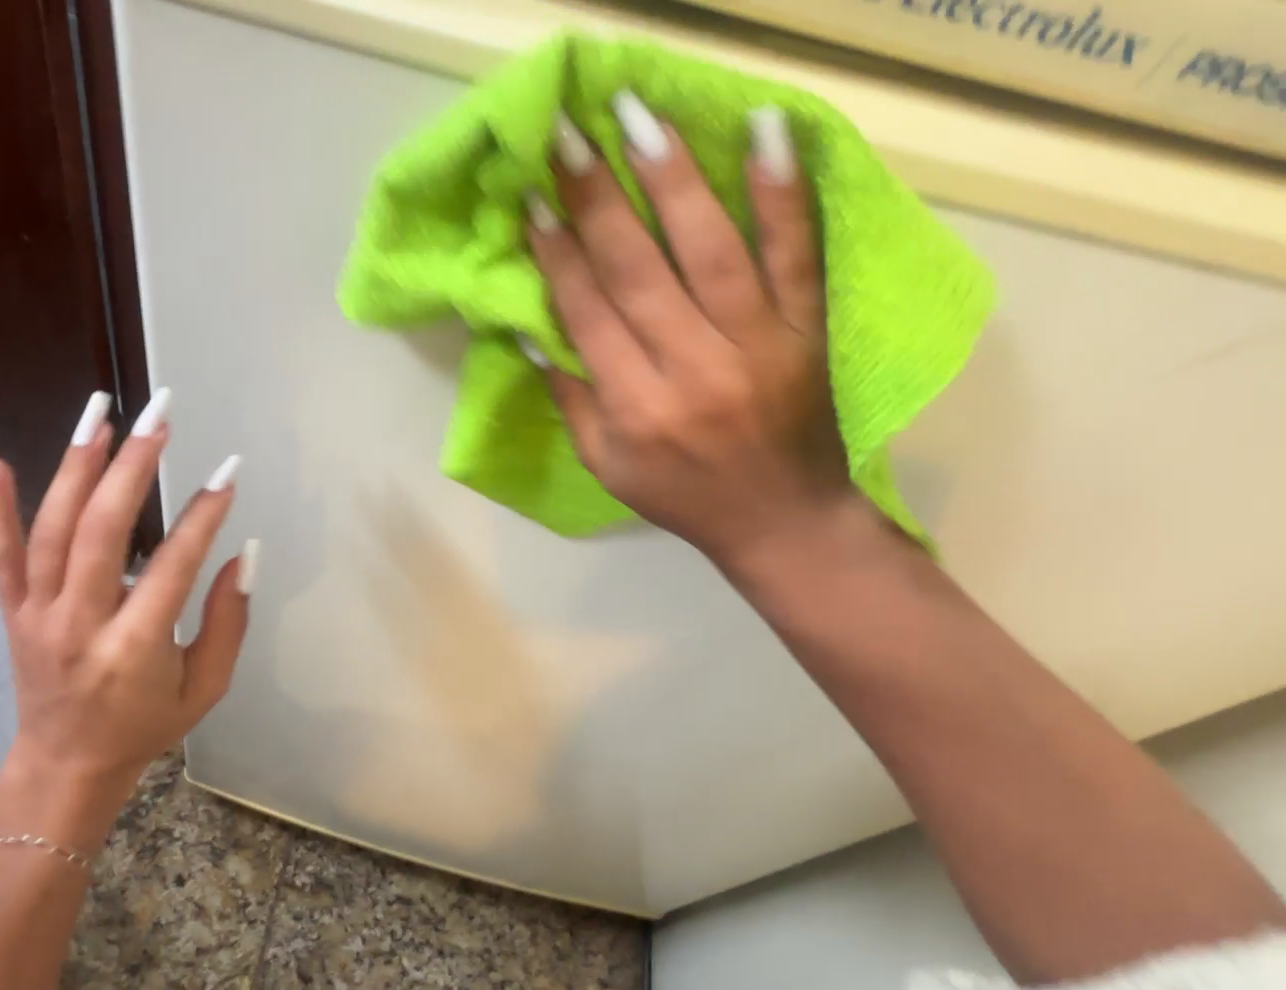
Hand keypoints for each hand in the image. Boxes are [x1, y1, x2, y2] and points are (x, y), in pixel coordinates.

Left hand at [0, 390, 254, 836]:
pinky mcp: (11, 609)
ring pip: (52, 528)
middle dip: (133, 467)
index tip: (228, 473)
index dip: (203, 516)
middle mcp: (79, 623)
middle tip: (160, 415)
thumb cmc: (143, 727)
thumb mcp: (204, 689)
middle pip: (102, 531)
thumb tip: (245, 555)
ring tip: (101, 413)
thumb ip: (228, 623)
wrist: (65, 765)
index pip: (172, 566)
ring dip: (76, 465)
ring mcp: (37, 613)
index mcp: (133, 648)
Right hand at [526, 99, 859, 565]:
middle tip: (568, 137)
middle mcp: (694, 368)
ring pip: (710, 248)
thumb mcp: (607, 464)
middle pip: (638, 270)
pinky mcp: (806, 329)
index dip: (556, 253)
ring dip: (673, 179)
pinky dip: (784, 193)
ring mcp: (758, 343)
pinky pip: (796, 254)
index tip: (531, 199)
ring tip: (639, 120)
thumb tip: (532, 330)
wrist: (783, 519)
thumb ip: (570, 398)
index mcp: (638, 407)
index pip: (589, 313)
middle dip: (596, 199)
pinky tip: (766, 133)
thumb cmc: (681, 495)